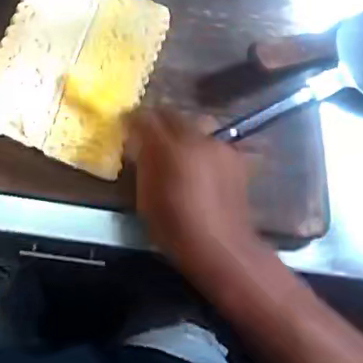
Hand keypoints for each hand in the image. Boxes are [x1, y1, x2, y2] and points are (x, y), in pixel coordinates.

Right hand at [125, 107, 267, 282]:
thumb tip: (139, 147)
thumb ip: (143, 164)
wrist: (221, 248)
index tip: (127, 128)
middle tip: (150, 136)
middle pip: (171, 114)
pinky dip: (204, 145)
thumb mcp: (145, 197)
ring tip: (178, 148)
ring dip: (183, 131)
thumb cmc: (175, 228)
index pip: (144, 117)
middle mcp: (194, 137)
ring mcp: (217, 144)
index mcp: (166, 146)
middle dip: (158, 122)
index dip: (133, 121)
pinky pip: (213, 140)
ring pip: (195, 122)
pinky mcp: (235, 156)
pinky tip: (201, 163)